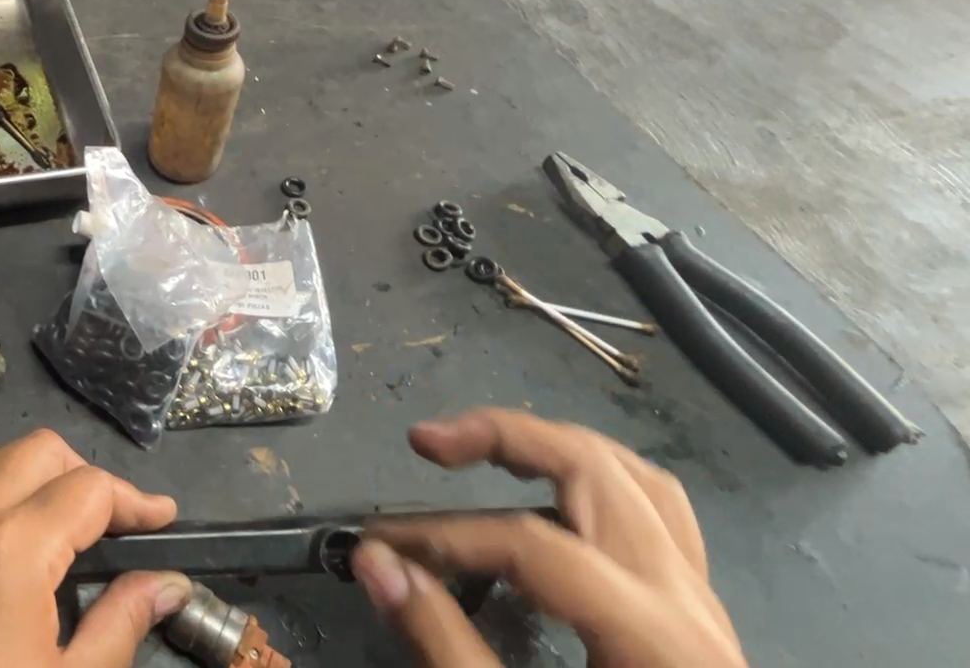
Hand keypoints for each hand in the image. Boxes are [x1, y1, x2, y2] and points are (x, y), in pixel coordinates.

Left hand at [0, 429, 191, 667]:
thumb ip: (122, 621)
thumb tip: (167, 583)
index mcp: (15, 548)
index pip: (90, 488)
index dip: (134, 500)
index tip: (158, 519)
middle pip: (38, 452)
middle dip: (82, 477)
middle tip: (105, 525)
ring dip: (20, 477)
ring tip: (42, 521)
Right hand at [352, 409, 745, 667]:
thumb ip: (441, 642)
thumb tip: (374, 560)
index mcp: (661, 643)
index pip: (533, 545)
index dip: (446, 537)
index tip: (382, 548)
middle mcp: (693, 608)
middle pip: (596, 471)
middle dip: (503, 437)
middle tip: (428, 443)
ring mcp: (705, 611)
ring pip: (637, 480)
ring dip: (551, 448)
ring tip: (481, 447)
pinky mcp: (697, 622)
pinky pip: (655, 516)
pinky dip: (590, 482)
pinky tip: (547, 494)